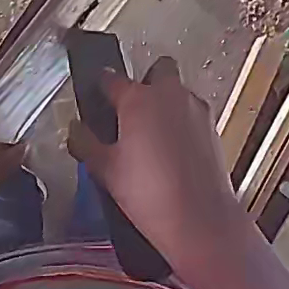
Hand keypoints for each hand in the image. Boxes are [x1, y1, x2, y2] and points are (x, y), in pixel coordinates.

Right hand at [67, 56, 249, 271]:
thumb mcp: (104, 169)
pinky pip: (192, 114)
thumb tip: (76, 130)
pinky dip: (181, 123)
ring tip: (149, 135)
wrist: (199, 219)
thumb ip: (85, 143)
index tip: (96, 96)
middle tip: (130, 110)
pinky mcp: (212, 129)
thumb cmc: (148, 193)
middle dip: (144, 82)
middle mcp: (170, 96)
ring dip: (165, 103)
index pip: (111, 79)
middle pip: (157, 69)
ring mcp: (196, 110)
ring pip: (178, 91)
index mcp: (138, 99)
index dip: (101, 87)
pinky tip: (170, 151)